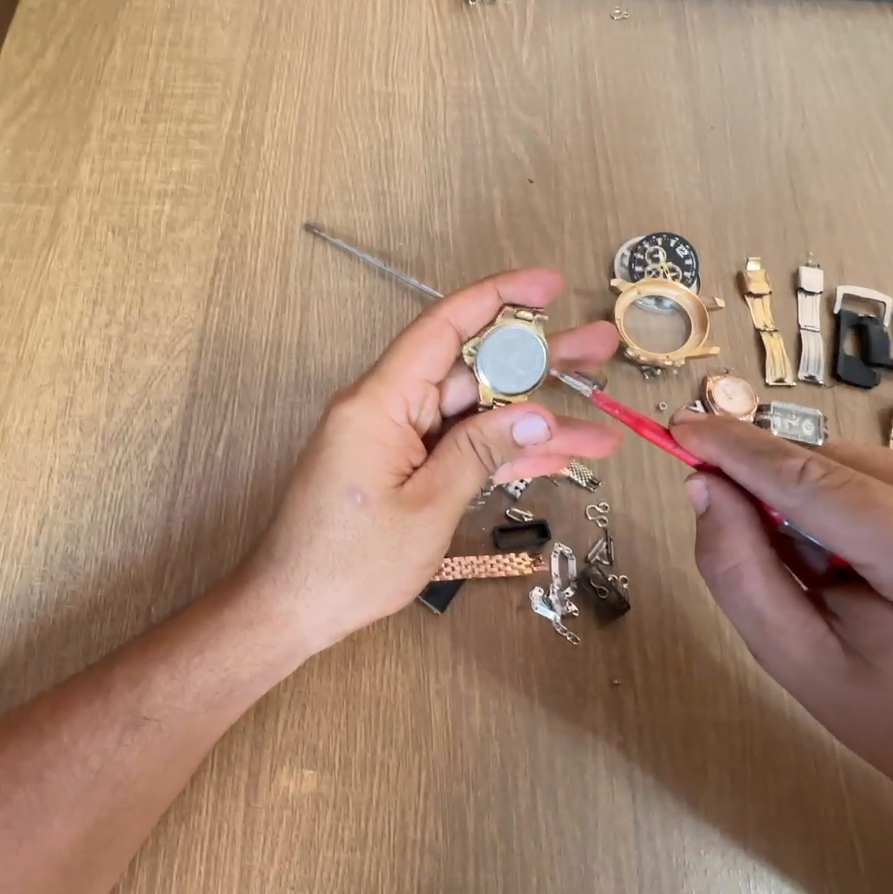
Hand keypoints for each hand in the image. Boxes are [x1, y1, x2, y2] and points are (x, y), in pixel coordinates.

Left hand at [236, 269, 620, 650]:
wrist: (291, 606)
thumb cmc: (349, 564)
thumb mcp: (426, 508)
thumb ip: (481, 453)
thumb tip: (537, 415)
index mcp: (379, 402)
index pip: (443, 328)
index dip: (498, 298)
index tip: (551, 286)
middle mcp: (383, 409)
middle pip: (468, 370)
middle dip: (537, 362)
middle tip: (601, 349)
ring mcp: (391, 440)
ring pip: (470, 414)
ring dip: (530, 420)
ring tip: (598, 422)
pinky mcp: (396, 468)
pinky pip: (453, 448)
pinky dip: (497, 454)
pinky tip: (554, 458)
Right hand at [669, 413, 892, 825]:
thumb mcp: (794, 658)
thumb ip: (737, 566)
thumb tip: (705, 483)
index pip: (824, 485)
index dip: (743, 451)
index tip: (683, 426)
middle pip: (854, 466)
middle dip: (789, 490)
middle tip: (763, 542)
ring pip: (885, 465)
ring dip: (833, 498)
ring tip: (836, 570)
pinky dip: (877, 505)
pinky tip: (881, 562)